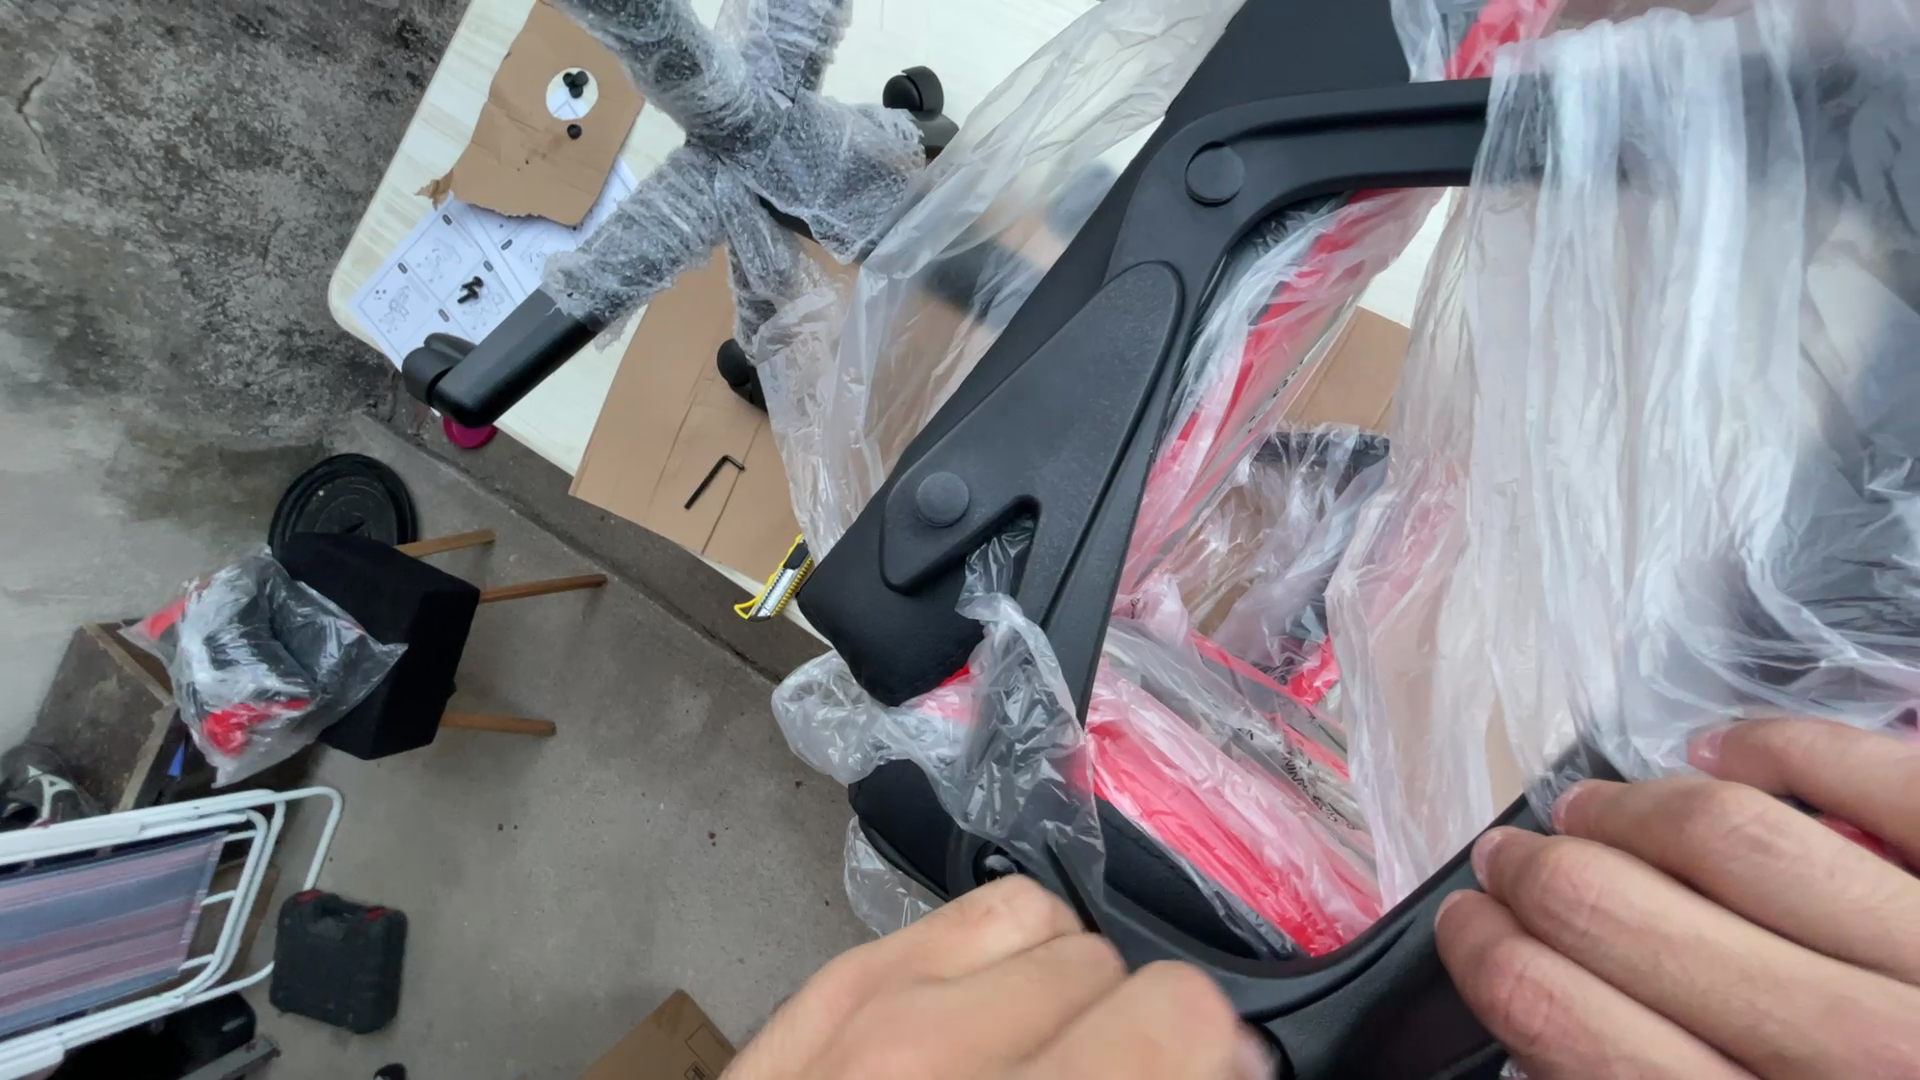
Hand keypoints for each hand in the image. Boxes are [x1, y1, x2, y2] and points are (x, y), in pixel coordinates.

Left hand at [725, 875, 1272, 1078]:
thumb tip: (1220, 1063)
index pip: (1177, 1012)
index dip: (1214, 1049)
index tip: (1215, 1076)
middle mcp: (938, 1054)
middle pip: (1106, 964)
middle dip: (1129, 1029)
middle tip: (1114, 1079)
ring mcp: (872, 1001)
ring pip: (1039, 916)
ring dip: (1060, 980)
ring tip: (1046, 1043)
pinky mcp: (834, 980)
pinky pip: (963, 915)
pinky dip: (996, 957)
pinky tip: (985, 1014)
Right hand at [1437, 718, 1919, 1078]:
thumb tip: (1545, 1041)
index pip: (1556, 1013)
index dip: (1480, 954)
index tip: (1470, 926)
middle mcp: (1877, 1066)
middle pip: (1604, 908)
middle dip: (1525, 872)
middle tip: (1510, 861)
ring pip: (1719, 834)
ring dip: (1620, 809)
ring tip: (1594, 810)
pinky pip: (1880, 775)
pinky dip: (1777, 746)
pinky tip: (1725, 752)